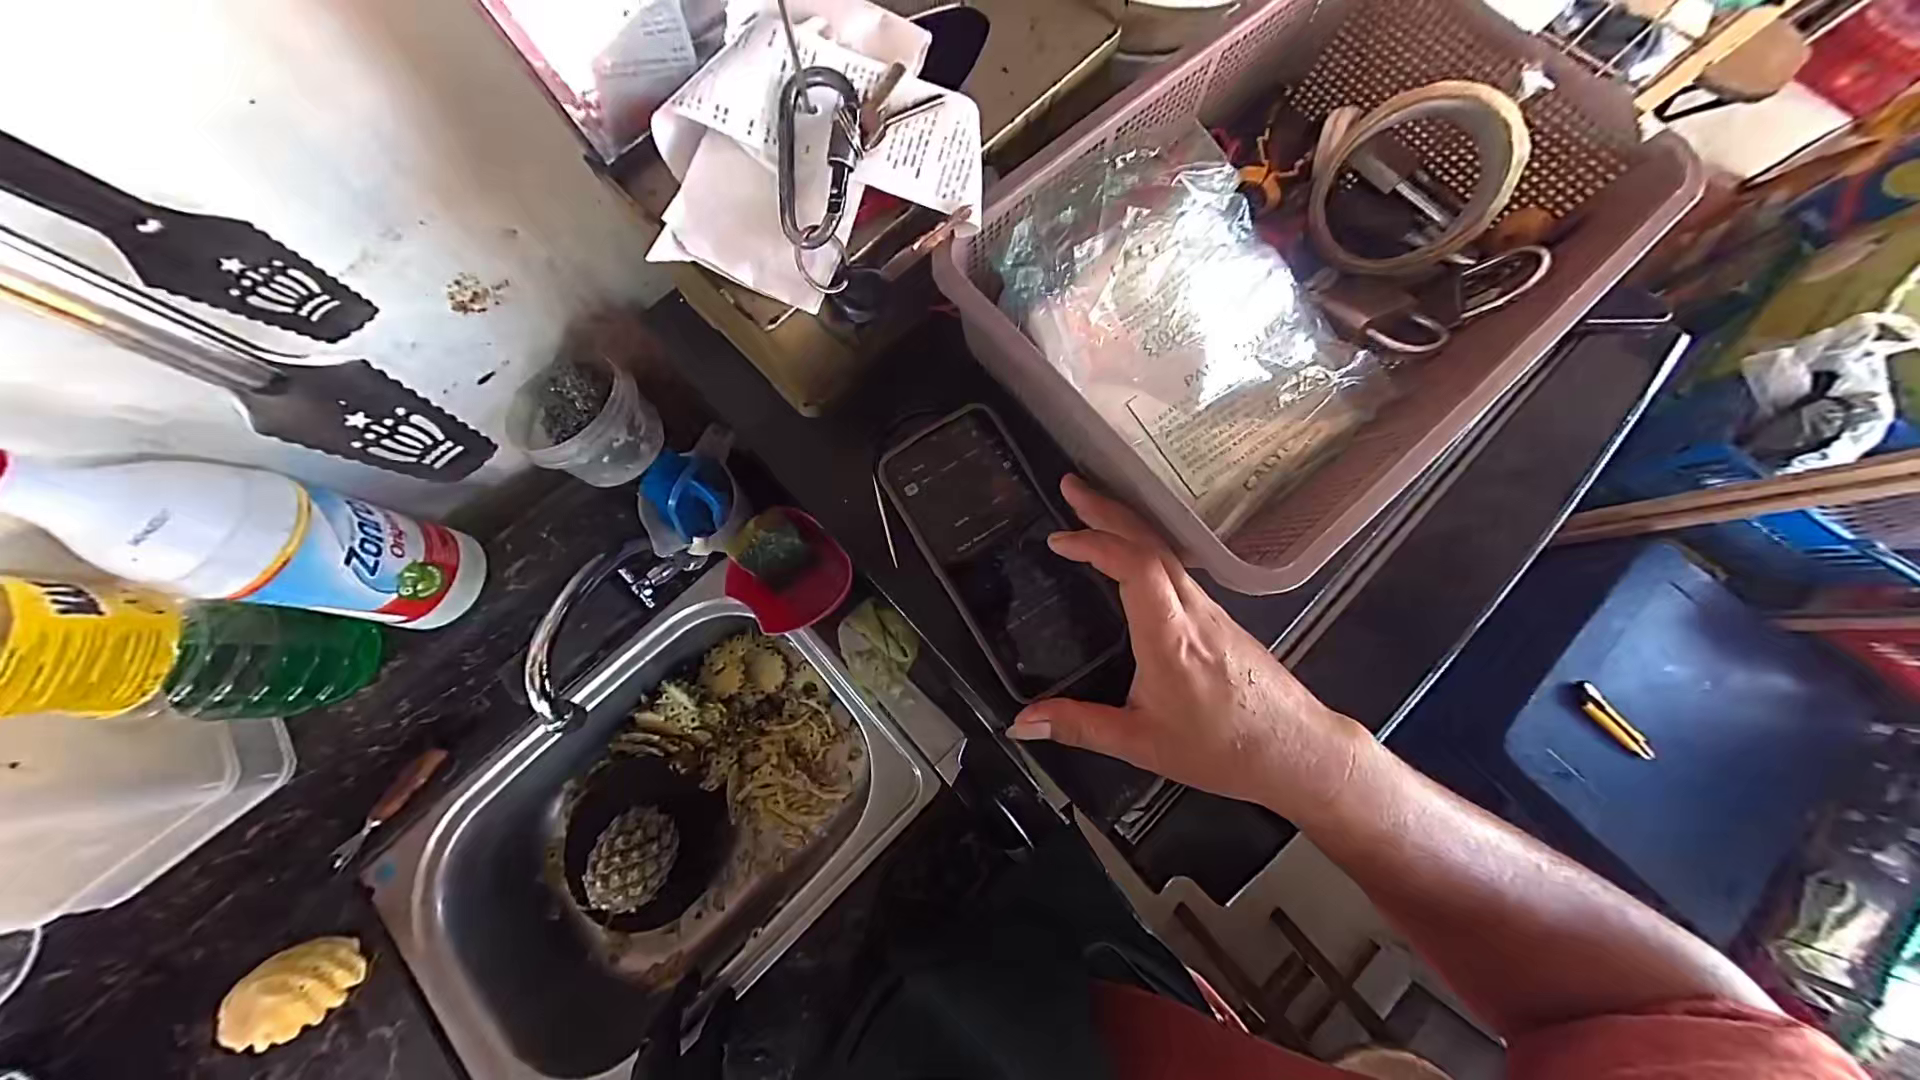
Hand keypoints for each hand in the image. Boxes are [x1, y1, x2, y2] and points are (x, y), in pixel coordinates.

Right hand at [1007, 476, 1369, 813]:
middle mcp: (1192, 610)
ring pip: (1165, 548)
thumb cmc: (1224, 749)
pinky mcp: (1219, 614)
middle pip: (1150, 542)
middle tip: (1071, 485)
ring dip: (1125, 522)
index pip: (1135, 567)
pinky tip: (1130, 549)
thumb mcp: (1141, 743)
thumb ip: (1078, 726)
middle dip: (1106, 509)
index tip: (1060, 538)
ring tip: (1090, 507)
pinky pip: (1175, 565)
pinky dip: (1143, 544)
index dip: (1096, 543)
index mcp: (1170, 637)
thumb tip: (1023, 723)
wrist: (1299, 751)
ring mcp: (1210, 607)